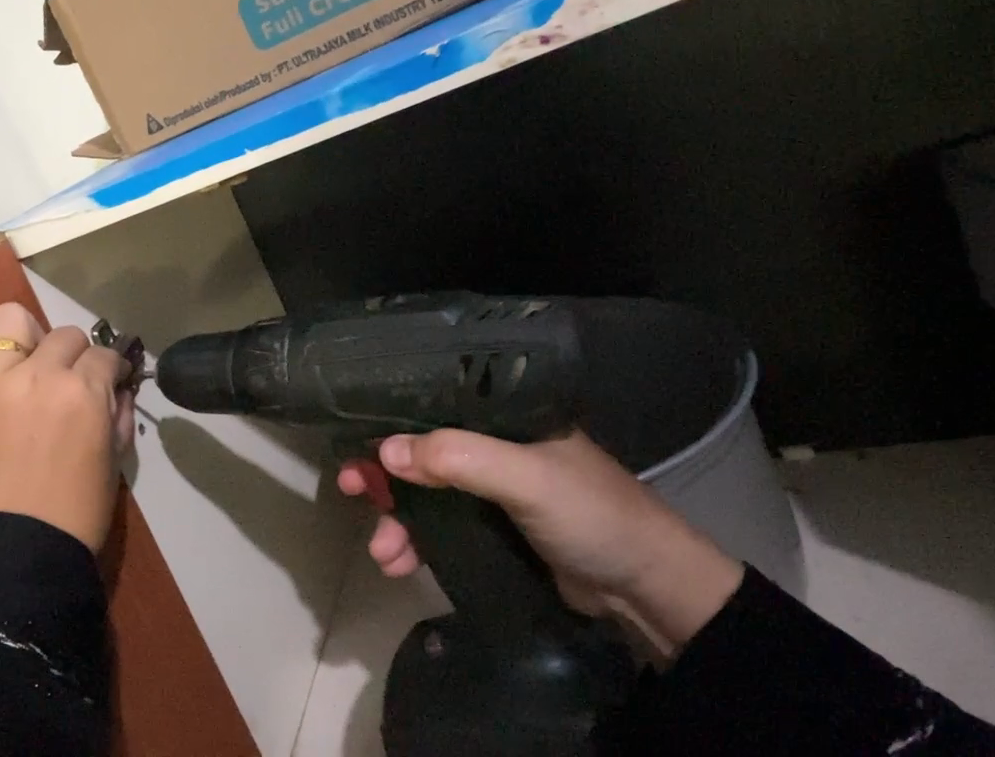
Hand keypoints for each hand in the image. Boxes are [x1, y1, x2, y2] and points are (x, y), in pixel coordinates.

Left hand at [0, 304, 136, 553]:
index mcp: (83, 393)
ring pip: (10, 321)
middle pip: (64, 335)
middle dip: (75, 357)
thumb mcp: (113, 466)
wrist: (11, 559)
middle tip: (68, 385)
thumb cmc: (72, 519)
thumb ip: (117, 417)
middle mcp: (37, 376)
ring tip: (23, 367)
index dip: (112, 368)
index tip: (110, 381)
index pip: (105, 355)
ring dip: (26, 340)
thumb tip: (117, 387)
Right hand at [338, 430, 743, 660]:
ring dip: (395, 519)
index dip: (389, 419)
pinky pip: (438, 530)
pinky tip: (397, 565)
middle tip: (349, 489)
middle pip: (419, 451)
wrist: (646, 590)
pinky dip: (414, 544)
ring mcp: (490, 491)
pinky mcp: (490, 531)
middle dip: (381, 474)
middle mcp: (492, 446)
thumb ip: (459, 458)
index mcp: (502, 416)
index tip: (353, 440)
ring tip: (382, 552)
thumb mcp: (526, 477)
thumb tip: (384, 453)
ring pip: (424, 494)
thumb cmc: (591, 514)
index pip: (432, 405)